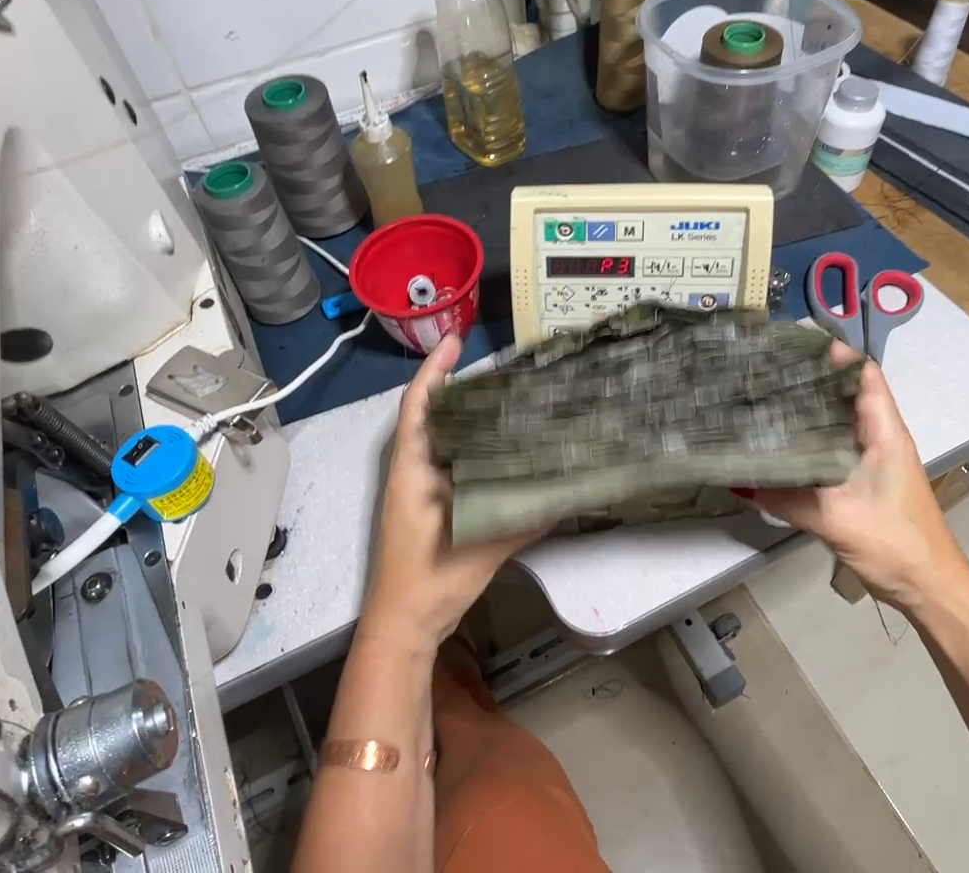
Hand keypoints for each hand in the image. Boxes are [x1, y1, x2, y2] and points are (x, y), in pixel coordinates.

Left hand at [361, 336, 536, 656]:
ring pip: (439, 441)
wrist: (402, 627)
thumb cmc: (429, 583)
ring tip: (501, 399)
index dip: (435, 372)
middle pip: (430, 418)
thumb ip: (521, 520)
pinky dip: (469, 448)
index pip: (419, 408)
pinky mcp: (428, 509)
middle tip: (496, 369)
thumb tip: (566, 493)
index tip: (455, 341)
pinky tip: (498, 450)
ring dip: (462, 417)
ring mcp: (417, 492)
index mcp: (412, 473)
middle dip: (455, 388)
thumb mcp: (479, 549)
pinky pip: (448, 464)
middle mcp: (411, 474)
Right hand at [748, 342, 968, 613]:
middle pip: (844, 394)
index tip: (790, 346)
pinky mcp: (861, 481)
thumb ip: (785, 499)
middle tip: (762, 372)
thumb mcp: (835, 519)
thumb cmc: (896, 544)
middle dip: (808, 379)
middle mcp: (878, 438)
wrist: (930, 589)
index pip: (863, 375)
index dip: (832, 355)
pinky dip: (806, 440)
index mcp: (883, 433)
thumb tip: (737, 482)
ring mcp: (870, 460)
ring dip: (806, 410)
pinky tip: (777, 444)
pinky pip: (830, 448)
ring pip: (836, 422)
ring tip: (762, 399)